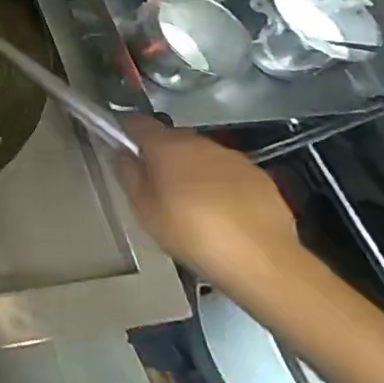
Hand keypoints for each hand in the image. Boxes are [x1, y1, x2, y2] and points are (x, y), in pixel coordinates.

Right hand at [117, 115, 303, 286]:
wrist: (261, 259)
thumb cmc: (191, 233)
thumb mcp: (144, 210)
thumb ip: (128, 174)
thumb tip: (122, 154)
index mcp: (166, 146)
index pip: (138, 123)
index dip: (127, 131)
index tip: (122, 146)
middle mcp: (199, 143)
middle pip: (172, 138)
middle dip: (162, 155)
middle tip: (156, 185)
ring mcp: (233, 158)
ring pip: (202, 155)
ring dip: (192, 169)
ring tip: (191, 203)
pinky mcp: (259, 176)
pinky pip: (229, 172)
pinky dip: (220, 184)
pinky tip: (222, 212)